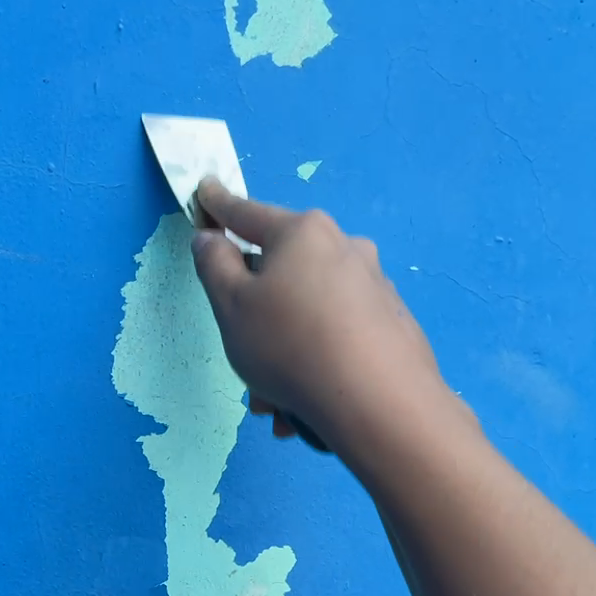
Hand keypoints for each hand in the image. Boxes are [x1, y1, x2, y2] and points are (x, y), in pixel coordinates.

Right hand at [189, 178, 465, 459]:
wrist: (377, 401)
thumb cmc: (288, 346)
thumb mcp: (231, 307)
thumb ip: (213, 266)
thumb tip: (210, 238)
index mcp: (301, 234)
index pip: (246, 214)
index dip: (218, 207)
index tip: (205, 191)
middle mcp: (342, 247)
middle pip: (280, 274)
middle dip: (255, 318)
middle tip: (244, 361)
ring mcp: (372, 283)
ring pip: (306, 313)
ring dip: (281, 352)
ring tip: (275, 402)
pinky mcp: (391, 321)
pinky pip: (334, 336)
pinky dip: (312, 363)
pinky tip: (303, 404)